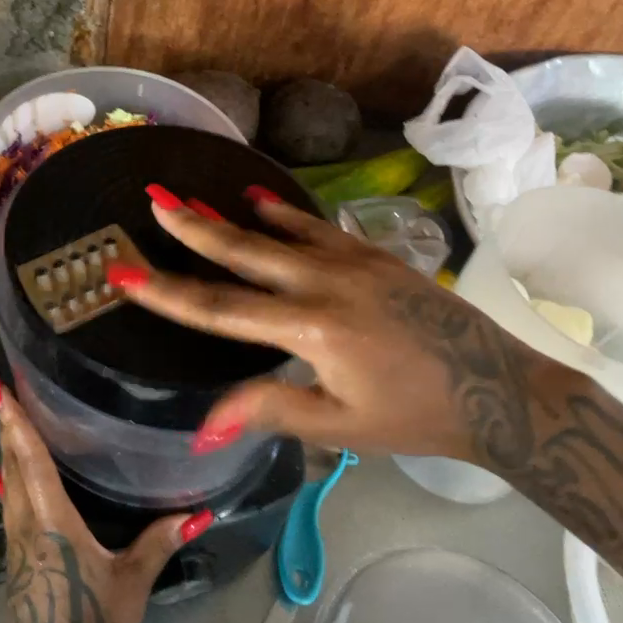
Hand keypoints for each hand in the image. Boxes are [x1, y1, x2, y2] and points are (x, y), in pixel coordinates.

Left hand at [0, 374, 209, 622]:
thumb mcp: (133, 584)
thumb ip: (160, 541)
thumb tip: (200, 511)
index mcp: (51, 522)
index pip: (29, 459)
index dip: (14, 420)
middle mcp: (25, 526)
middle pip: (11, 466)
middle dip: (7, 427)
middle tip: (5, 390)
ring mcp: (15, 546)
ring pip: (7, 486)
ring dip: (8, 452)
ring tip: (13, 422)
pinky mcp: (16, 562)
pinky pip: (10, 507)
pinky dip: (12, 480)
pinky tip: (15, 477)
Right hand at [111, 185, 556, 461]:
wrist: (500, 390)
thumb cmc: (415, 417)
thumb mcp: (338, 426)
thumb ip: (268, 410)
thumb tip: (199, 427)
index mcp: (310, 328)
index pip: (221, 309)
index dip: (166, 293)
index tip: (123, 273)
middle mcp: (324, 283)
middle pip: (243, 252)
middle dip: (191, 228)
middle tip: (152, 200)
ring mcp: (353, 262)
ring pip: (276, 232)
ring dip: (229, 214)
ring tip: (191, 195)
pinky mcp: (375, 255)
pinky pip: (317, 227)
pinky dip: (283, 213)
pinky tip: (261, 199)